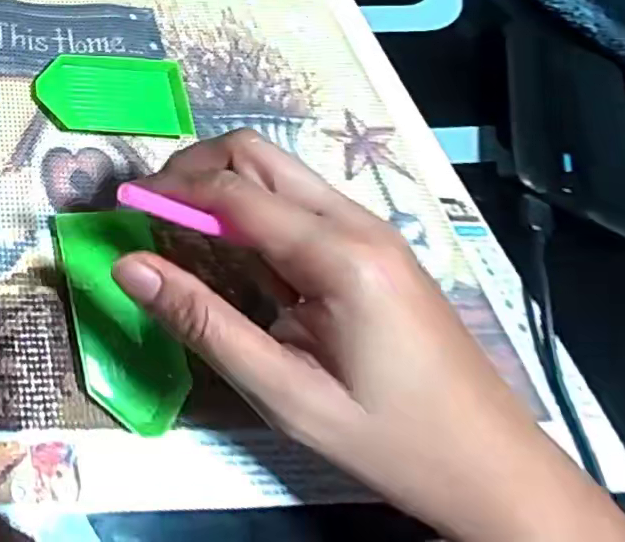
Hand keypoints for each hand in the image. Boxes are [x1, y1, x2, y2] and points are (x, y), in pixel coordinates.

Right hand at [111, 130, 624, 541]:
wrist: (500, 472)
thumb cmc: (393, 441)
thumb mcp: (286, 395)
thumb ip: (203, 322)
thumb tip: (130, 266)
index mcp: (337, 254)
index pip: (232, 191)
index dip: (169, 189)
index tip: (124, 201)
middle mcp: (353, 219)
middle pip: (255, 152)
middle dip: (194, 166)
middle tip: (154, 207)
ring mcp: (366, 223)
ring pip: (275, 166)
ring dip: (221, 180)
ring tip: (181, 222)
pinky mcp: (369, 238)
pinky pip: (294, 196)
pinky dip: (249, 202)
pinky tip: (235, 245)